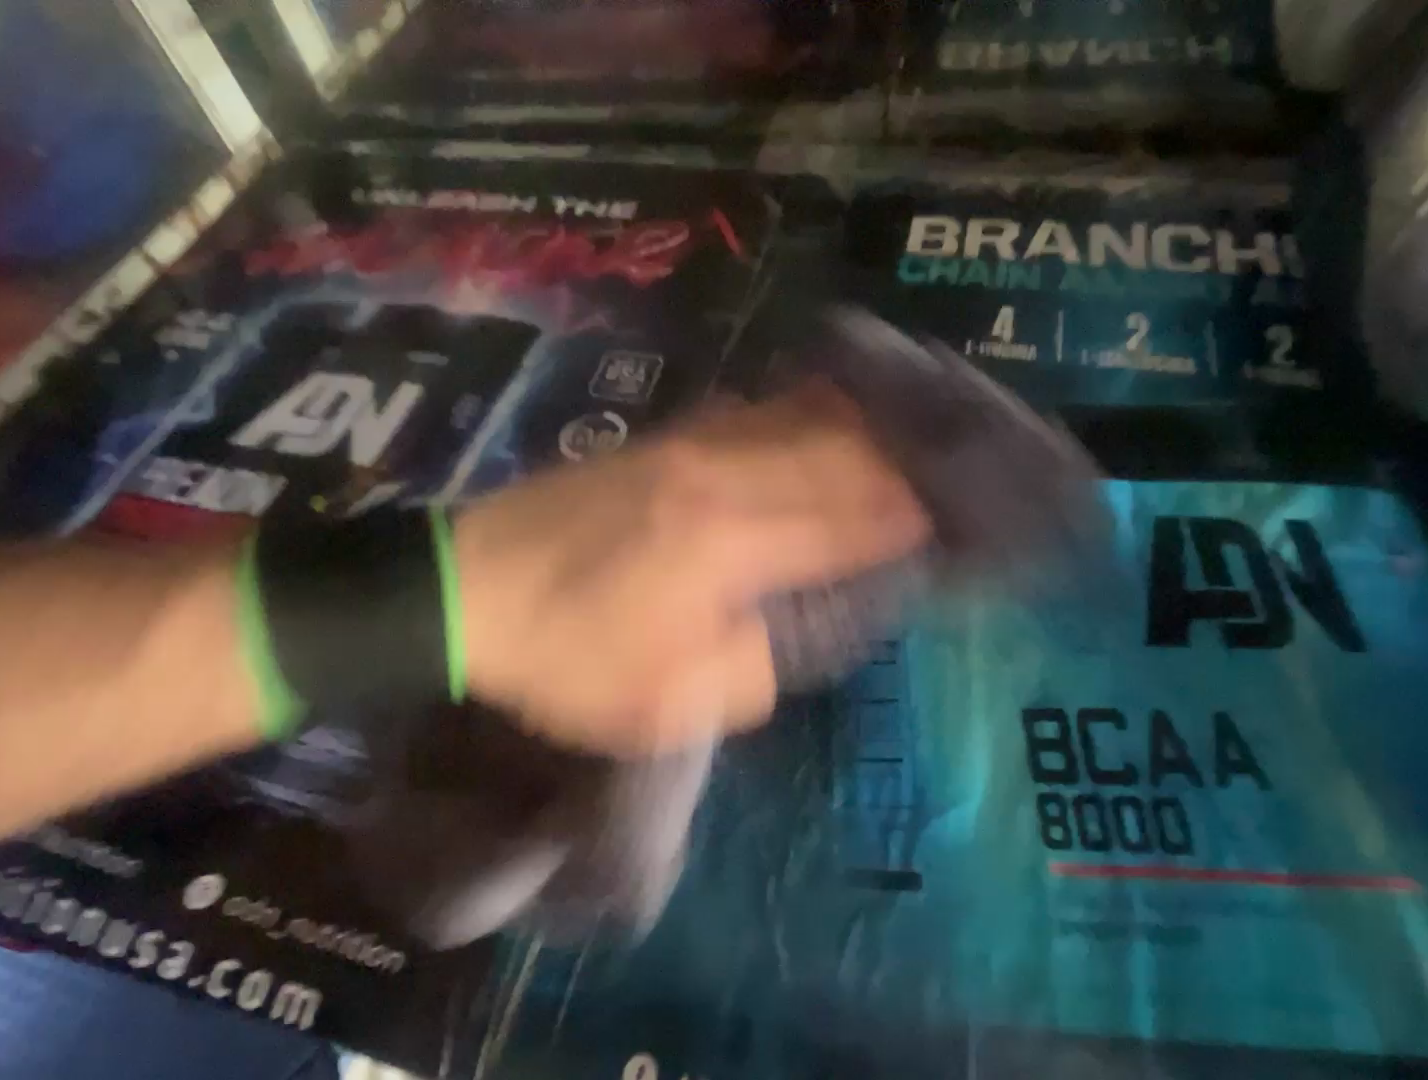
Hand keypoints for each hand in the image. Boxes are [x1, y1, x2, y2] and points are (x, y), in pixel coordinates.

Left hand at [451, 383, 929, 757]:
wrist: (468, 590)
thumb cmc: (570, 658)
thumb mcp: (674, 704)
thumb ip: (760, 667)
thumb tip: (797, 624)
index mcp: (736, 542)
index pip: (856, 518)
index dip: (916, 520)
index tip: (960, 525)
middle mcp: (724, 475)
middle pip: (842, 454)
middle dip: (906, 467)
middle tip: (951, 478)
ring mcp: (688, 445)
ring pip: (801, 418)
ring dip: (862, 430)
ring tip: (908, 441)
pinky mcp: (658, 439)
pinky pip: (753, 412)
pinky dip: (803, 414)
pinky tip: (820, 419)